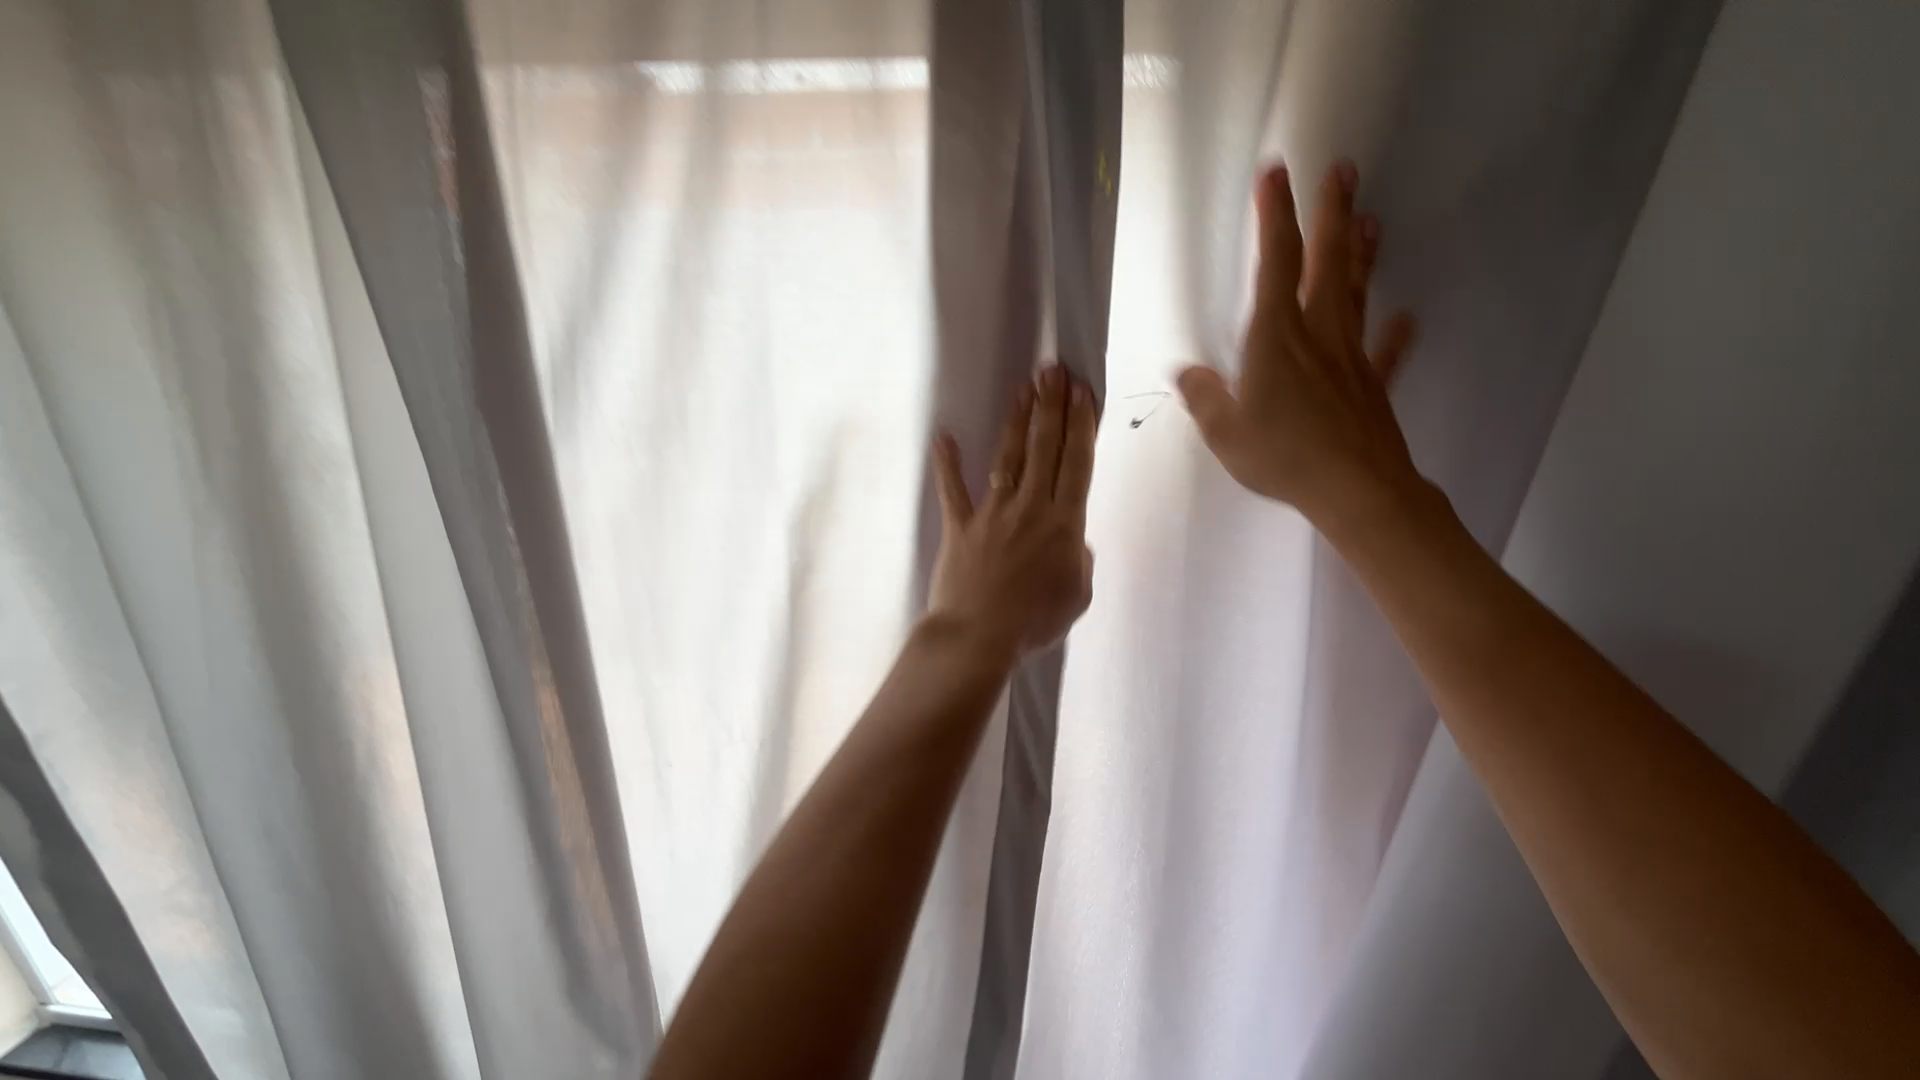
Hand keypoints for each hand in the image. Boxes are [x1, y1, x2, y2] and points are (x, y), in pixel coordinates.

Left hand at [926, 365, 1097, 663]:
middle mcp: (1029, 507)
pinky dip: (947, 464)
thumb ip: (1080, 561)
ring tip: (1024, 387)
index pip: (1076, 463)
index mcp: (1064, 523)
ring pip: (1007, 457)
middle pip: (1044, 448)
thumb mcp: (1078, 595)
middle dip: (1051, 406)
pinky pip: (953, 490)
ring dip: (1016, 420)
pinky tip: (943, 437)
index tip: (1082, 391)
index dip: (1080, 424)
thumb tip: (1074, 541)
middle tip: (1054, 371)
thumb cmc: (1034, 622)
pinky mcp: (959, 525)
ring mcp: (991, 513)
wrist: (978, 636)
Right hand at [1176, 160, 1423, 533]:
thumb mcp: (1224, 431)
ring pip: (1356, 294)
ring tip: (1371, 218)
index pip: (1274, 261)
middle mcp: (1317, 333)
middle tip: (1344, 170)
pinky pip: (1385, 353)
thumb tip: (1186, 372)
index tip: (1276, 172)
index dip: (1275, 214)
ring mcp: (1350, 356)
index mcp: (1275, 335)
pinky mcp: (1373, 384)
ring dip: (1361, 255)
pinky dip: (1398, 335)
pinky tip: (1409, 317)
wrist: (1355, 488)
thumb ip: (1204, 397)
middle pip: (1325, 262)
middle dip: (1331, 214)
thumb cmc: (1283, 454)